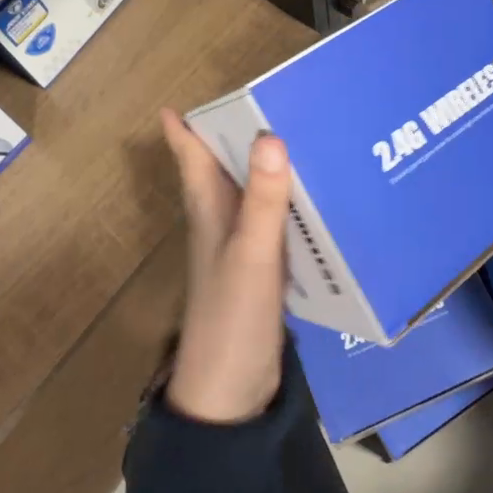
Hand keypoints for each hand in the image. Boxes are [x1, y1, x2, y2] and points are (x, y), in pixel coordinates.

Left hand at [159, 108, 291, 423]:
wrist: (231, 391)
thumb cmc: (231, 316)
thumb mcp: (252, 254)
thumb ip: (263, 200)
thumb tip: (270, 135)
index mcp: (209, 210)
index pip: (191, 157)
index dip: (185, 128)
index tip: (180, 100)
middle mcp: (221, 221)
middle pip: (222, 168)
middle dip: (236, 135)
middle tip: (268, 101)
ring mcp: (240, 247)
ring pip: (249, 192)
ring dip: (265, 167)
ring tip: (298, 138)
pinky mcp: (261, 270)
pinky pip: (272, 221)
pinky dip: (286, 202)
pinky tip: (313, 200)